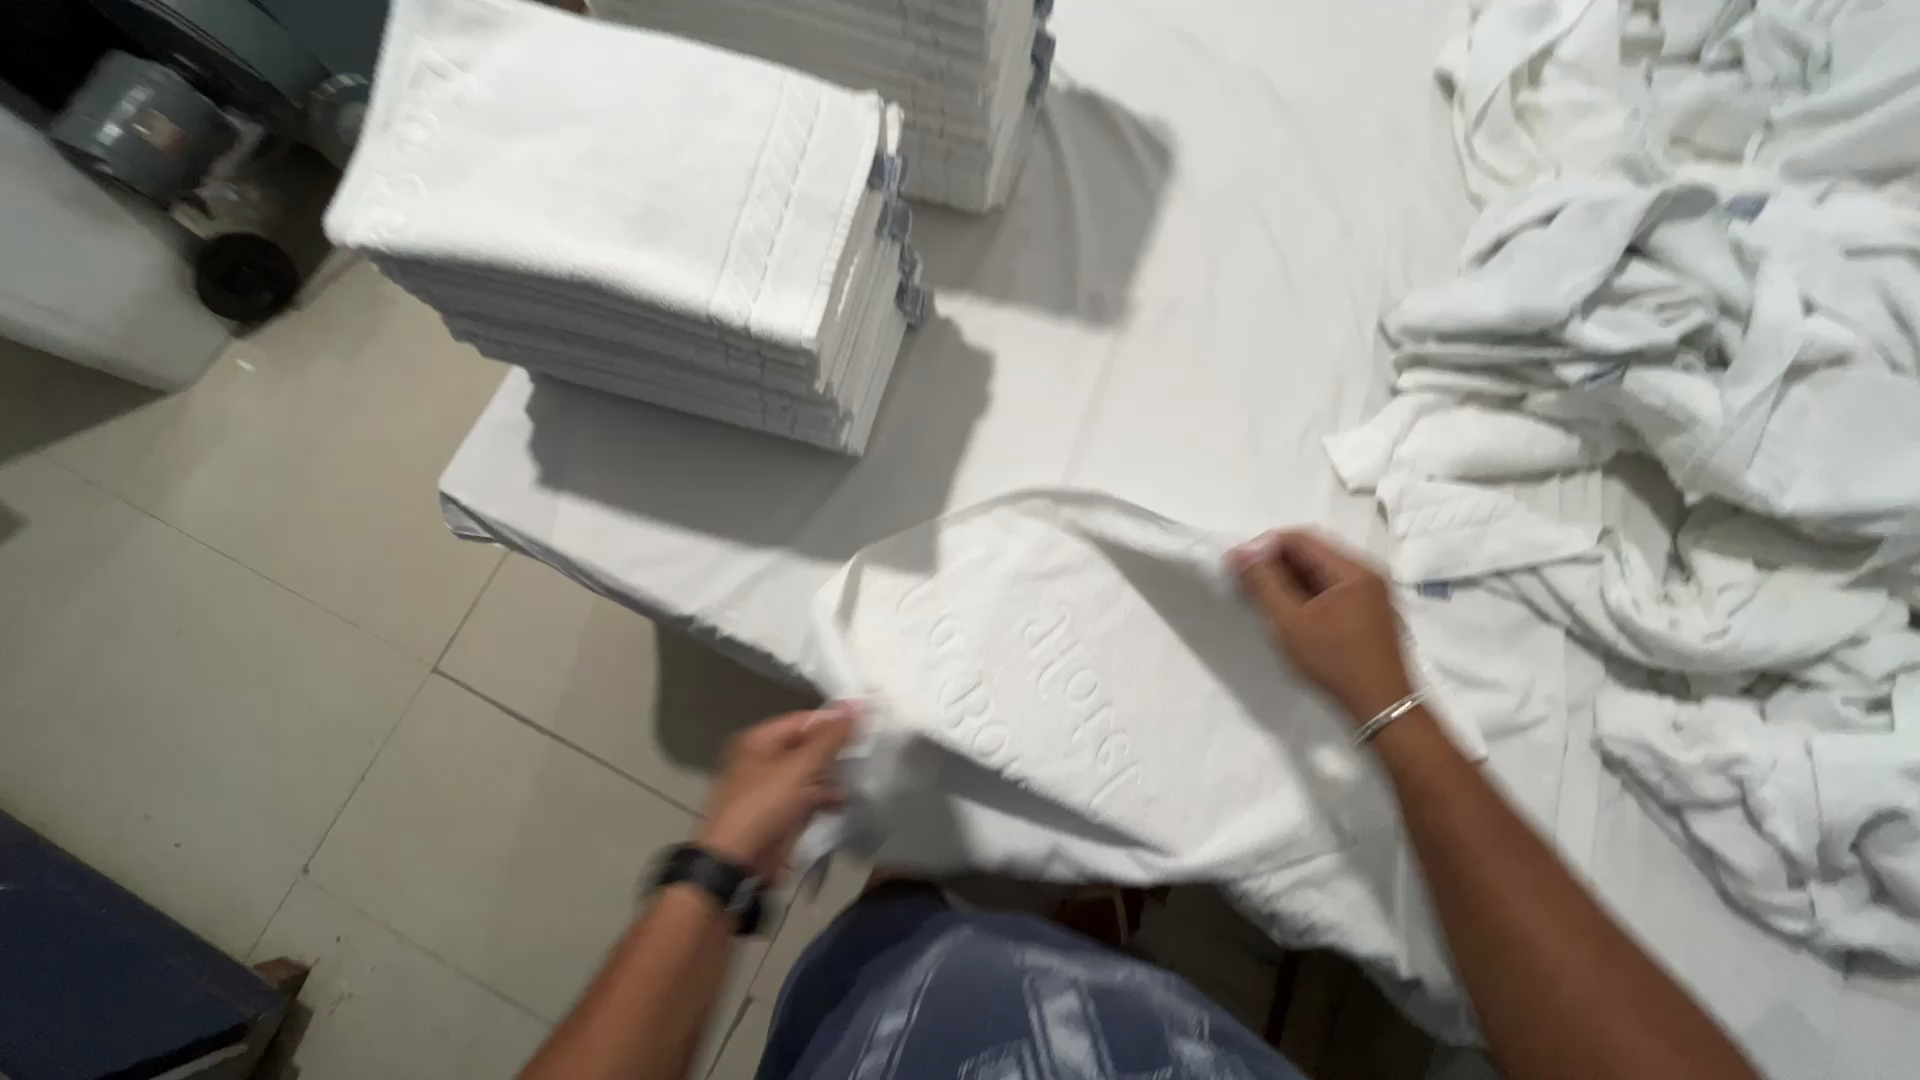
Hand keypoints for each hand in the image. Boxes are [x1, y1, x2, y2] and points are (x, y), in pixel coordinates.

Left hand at [696, 705, 855, 881]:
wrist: (737, 864)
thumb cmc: (764, 806)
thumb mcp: (800, 767)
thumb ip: (832, 737)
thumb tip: (858, 704)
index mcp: (759, 740)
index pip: (804, 720)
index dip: (835, 721)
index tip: (867, 725)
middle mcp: (763, 759)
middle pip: (808, 746)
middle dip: (836, 751)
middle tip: (869, 750)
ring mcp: (771, 788)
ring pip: (810, 773)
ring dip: (834, 775)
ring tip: (863, 775)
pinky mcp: (780, 813)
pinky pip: (808, 797)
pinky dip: (826, 798)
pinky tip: (847, 800)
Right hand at [1228, 529, 1414, 723]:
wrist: (1382, 707)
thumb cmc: (1334, 661)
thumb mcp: (1289, 622)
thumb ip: (1263, 583)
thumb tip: (1240, 551)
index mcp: (1353, 570)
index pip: (1300, 539)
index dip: (1263, 546)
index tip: (1236, 565)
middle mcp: (1367, 575)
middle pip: (1312, 553)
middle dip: (1274, 562)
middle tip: (1244, 581)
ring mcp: (1371, 595)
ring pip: (1320, 573)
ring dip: (1288, 579)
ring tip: (1260, 597)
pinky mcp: (1369, 614)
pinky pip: (1331, 591)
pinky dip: (1305, 594)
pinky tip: (1287, 611)